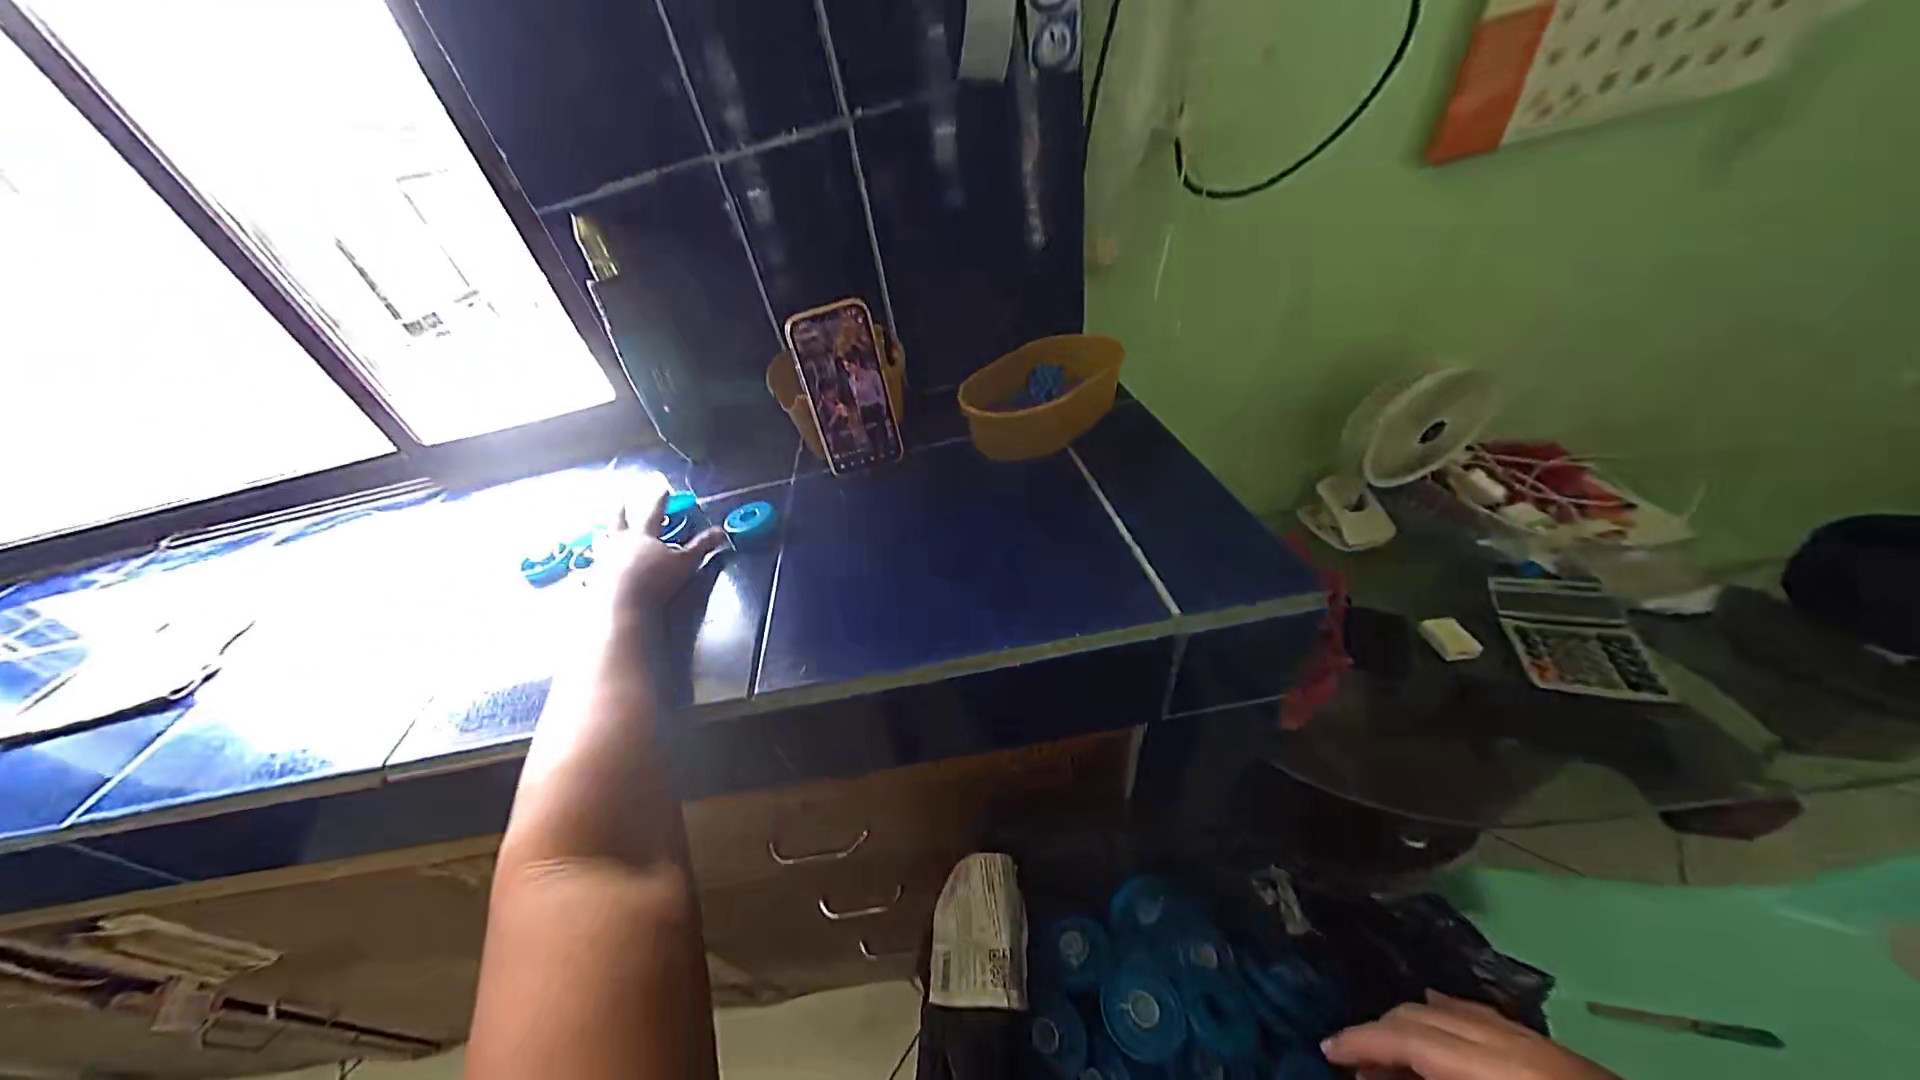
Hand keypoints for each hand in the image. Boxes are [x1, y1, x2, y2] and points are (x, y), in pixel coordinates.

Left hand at [597, 488, 726, 623]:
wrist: (623, 603)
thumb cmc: (657, 579)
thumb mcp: (686, 562)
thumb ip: (702, 546)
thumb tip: (721, 531)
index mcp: (643, 535)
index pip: (654, 512)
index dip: (660, 499)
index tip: (663, 487)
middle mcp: (620, 542)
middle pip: (619, 520)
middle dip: (622, 508)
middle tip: (620, 499)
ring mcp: (604, 558)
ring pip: (601, 540)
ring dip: (603, 534)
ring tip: (601, 532)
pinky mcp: (594, 577)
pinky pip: (591, 567)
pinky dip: (592, 565)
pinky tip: (590, 569)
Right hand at [1322, 992, 1619, 1079]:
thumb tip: (1381, 1079)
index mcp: (1500, 1069)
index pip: (1411, 1038)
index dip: (1362, 1041)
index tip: (1325, 1051)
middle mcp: (1515, 1044)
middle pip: (1423, 1017)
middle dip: (1379, 1035)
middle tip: (1352, 1066)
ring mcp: (1541, 1046)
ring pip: (1450, 1012)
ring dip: (1411, 1027)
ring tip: (1389, 1058)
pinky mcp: (1560, 1056)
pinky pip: (1486, 1019)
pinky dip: (1450, 1017)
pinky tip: (1437, 1014)